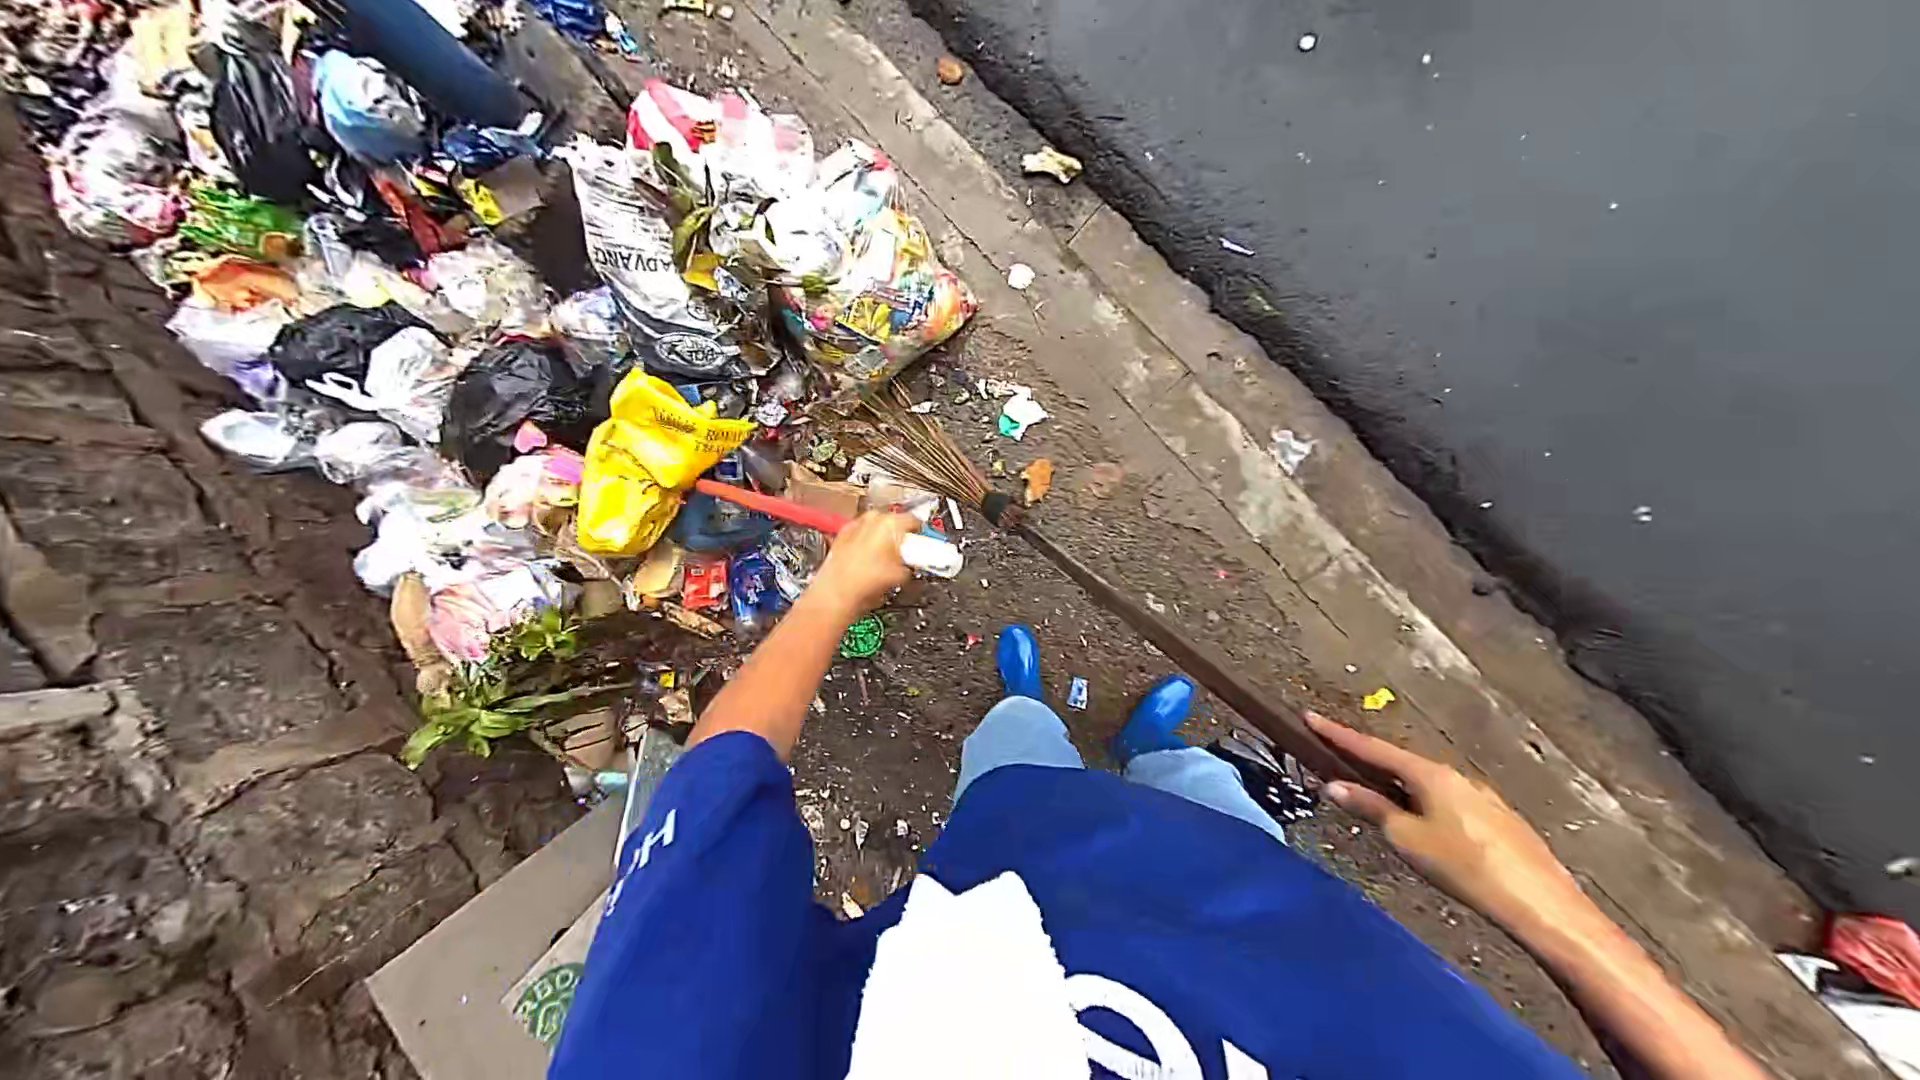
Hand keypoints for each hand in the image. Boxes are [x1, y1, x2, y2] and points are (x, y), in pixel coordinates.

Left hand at [807, 512, 916, 619]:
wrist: (836, 593)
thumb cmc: (866, 583)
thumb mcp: (902, 575)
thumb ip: (912, 563)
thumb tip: (911, 563)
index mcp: (891, 522)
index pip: (915, 522)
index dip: (921, 536)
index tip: (921, 546)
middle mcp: (872, 517)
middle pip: (895, 522)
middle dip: (900, 538)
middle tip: (903, 556)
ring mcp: (855, 524)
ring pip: (876, 527)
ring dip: (882, 539)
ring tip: (883, 561)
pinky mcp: (842, 534)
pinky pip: (861, 534)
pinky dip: (866, 543)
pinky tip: (867, 561)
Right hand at [1305, 711, 1589, 934]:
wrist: (1547, 911)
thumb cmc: (1466, 868)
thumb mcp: (1406, 838)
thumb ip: (1370, 808)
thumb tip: (1334, 785)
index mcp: (1429, 774)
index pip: (1371, 747)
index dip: (1337, 733)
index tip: (1309, 717)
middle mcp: (1455, 776)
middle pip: (1399, 762)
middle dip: (1366, 759)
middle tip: (1336, 760)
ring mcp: (1481, 798)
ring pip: (1425, 782)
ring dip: (1395, 783)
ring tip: (1374, 797)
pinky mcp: (1498, 821)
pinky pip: (1446, 800)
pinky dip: (1421, 801)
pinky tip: (1421, 824)